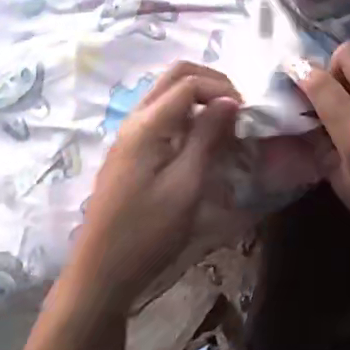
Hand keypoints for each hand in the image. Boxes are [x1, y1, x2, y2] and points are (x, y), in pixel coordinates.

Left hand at [67, 62, 239, 313]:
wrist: (102, 273)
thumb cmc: (148, 232)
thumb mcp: (187, 185)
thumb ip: (208, 136)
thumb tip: (231, 100)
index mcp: (147, 125)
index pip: (189, 82)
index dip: (223, 89)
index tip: (247, 113)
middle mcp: (134, 120)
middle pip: (174, 76)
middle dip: (211, 82)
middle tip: (238, 106)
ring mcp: (129, 135)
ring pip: (167, 92)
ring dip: (199, 96)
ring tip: (226, 121)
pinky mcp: (131, 151)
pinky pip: (162, 114)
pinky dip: (187, 113)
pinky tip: (204, 139)